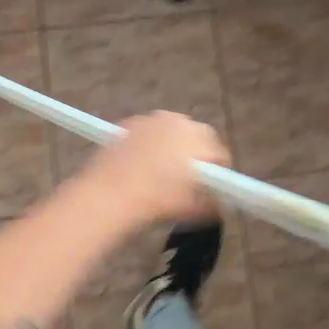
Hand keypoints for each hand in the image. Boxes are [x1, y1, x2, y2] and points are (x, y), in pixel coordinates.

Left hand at [80, 111, 229, 225]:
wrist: (108, 195)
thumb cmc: (156, 201)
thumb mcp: (193, 209)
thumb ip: (213, 202)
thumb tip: (219, 202)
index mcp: (199, 139)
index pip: (219, 152)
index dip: (219, 171)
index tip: (214, 187)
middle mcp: (179, 121)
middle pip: (198, 136)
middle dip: (197, 154)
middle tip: (191, 179)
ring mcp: (152, 119)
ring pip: (173, 131)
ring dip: (173, 146)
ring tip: (164, 171)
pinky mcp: (130, 122)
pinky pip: (149, 131)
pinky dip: (150, 143)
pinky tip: (142, 164)